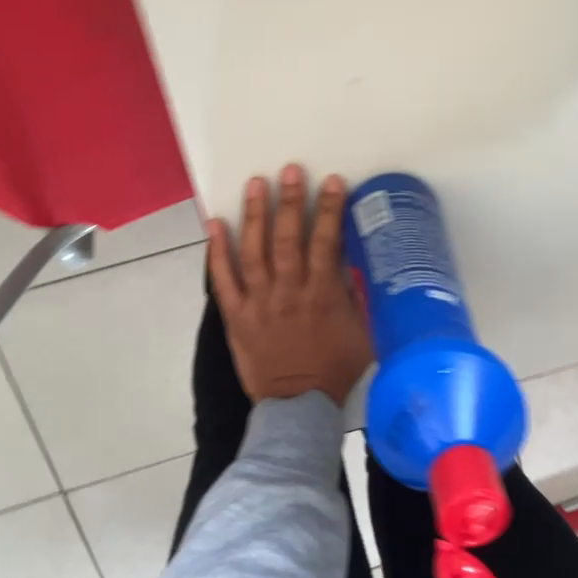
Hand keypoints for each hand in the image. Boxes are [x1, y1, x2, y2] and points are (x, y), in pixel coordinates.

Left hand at [206, 164, 373, 405]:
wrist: (297, 408)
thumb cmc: (334, 371)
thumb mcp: (362, 334)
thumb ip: (357, 298)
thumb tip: (355, 266)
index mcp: (322, 294)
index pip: (326, 242)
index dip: (330, 209)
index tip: (333, 181)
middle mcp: (289, 291)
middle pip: (288, 238)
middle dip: (290, 201)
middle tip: (290, 169)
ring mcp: (259, 302)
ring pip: (255, 250)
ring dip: (255, 214)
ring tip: (255, 183)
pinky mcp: (236, 316)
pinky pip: (223, 280)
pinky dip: (217, 252)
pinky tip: (215, 224)